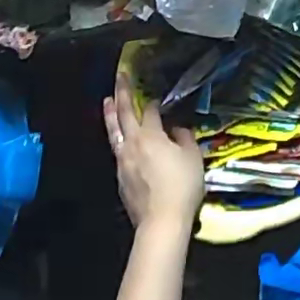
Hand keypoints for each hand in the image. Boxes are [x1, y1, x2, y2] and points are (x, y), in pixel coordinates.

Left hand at [102, 74, 202, 235]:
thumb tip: (178, 129)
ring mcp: (122, 162)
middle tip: (119, 77)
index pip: (149, 111)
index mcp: (150, 135)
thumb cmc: (181, 186)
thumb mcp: (193, 158)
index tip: (157, 97)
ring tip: (107, 102)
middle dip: (122, 94)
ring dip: (110, 115)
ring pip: (114, 132)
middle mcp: (132, 144)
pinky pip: (117, 152)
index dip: (154, 102)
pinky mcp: (120, 180)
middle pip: (124, 114)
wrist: (161, 222)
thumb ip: (184, 138)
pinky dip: (118, 140)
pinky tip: (121, 141)